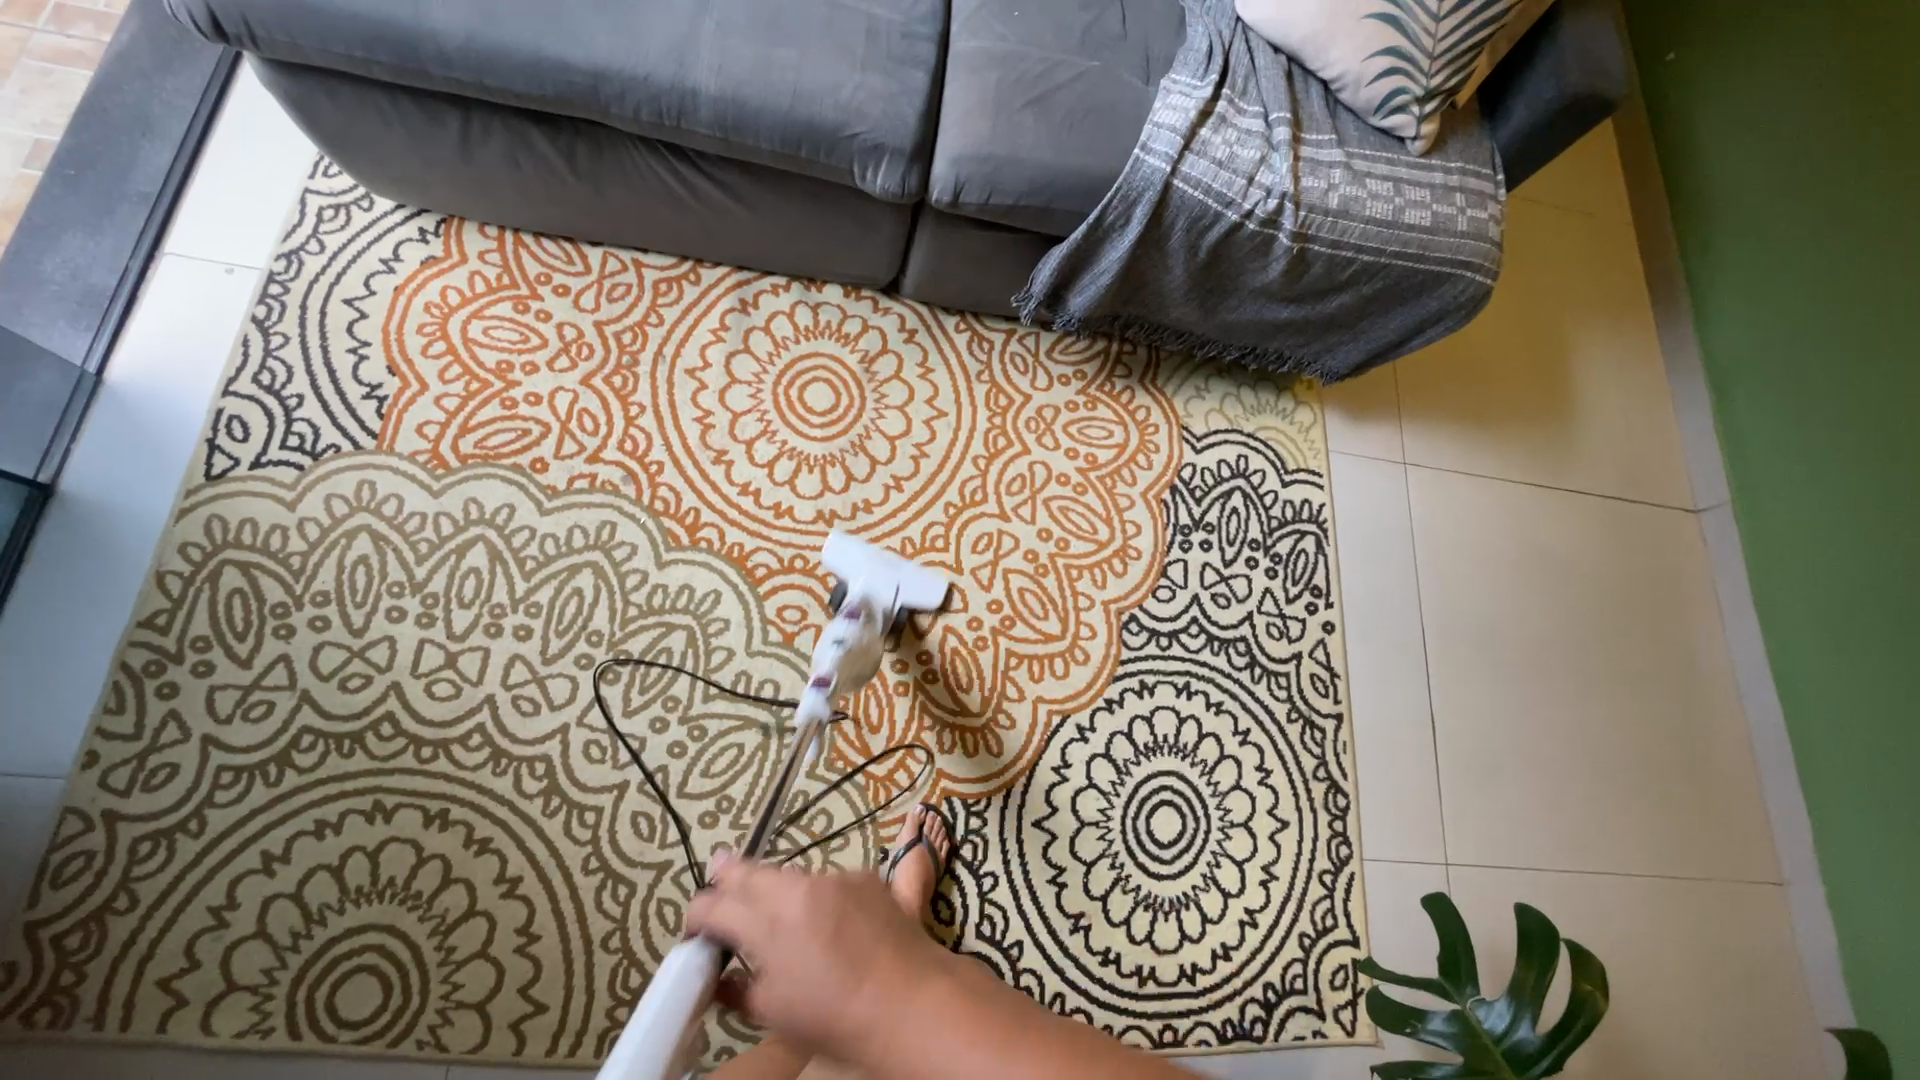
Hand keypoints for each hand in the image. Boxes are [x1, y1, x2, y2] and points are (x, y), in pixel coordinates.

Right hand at [685, 852, 953, 1062]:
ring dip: (774, 887)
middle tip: (717, 877)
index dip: (697, 916)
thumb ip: (737, 988)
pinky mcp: (864, 876)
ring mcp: (834, 877)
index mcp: (767, 923)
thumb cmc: (835, 1016)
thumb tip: (719, 976)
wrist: (910, 1000)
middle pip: (748, 871)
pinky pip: (827, 881)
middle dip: (727, 878)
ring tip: (773, 906)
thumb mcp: (772, 1012)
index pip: (713, 905)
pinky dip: (816, 895)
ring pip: (789, 873)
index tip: (695, 930)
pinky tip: (825, 918)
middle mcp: (797, 888)